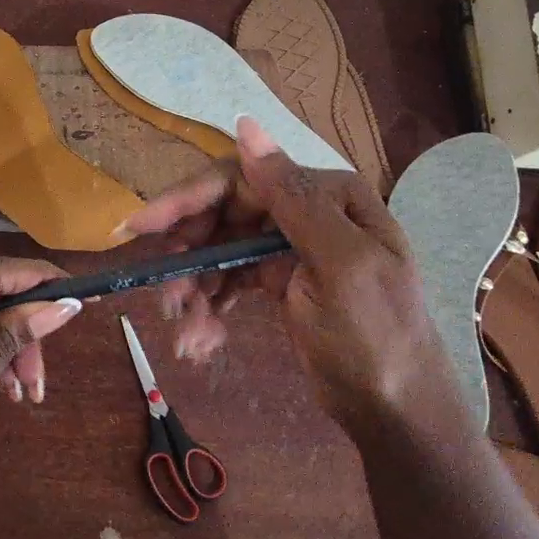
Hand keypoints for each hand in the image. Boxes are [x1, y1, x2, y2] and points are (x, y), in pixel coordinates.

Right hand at [122, 116, 453, 437]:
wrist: (399, 413)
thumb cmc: (378, 337)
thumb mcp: (340, 265)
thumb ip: (292, 197)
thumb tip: (245, 125)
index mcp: (326, 195)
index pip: (237, 180)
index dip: (184, 200)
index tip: (140, 228)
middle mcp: (305, 210)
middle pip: (221, 217)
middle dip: (189, 259)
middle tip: (167, 300)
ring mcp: (289, 246)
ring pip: (218, 251)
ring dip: (195, 290)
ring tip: (188, 334)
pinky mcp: (278, 279)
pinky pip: (227, 280)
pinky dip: (211, 306)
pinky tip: (204, 339)